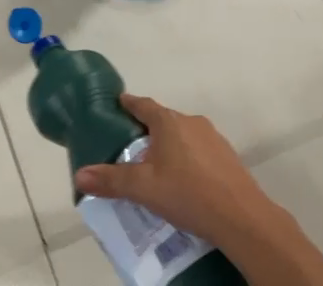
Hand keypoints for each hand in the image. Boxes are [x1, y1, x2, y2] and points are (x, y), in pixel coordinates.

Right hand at [73, 93, 274, 246]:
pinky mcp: (228, 157)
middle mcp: (191, 122)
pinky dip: (188, 159)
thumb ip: (111, 180)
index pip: (142, 104)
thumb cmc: (188, 193)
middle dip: (147, 130)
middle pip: (163, 120)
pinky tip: (185, 181)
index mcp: (168, 122)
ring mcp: (213, 139)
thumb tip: (79, 175)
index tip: (116, 105)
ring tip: (157, 168)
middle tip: (131, 147)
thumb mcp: (144, 188)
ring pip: (183, 136)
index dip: (127, 104)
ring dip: (169, 146)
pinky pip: (200, 151)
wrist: (243, 218)